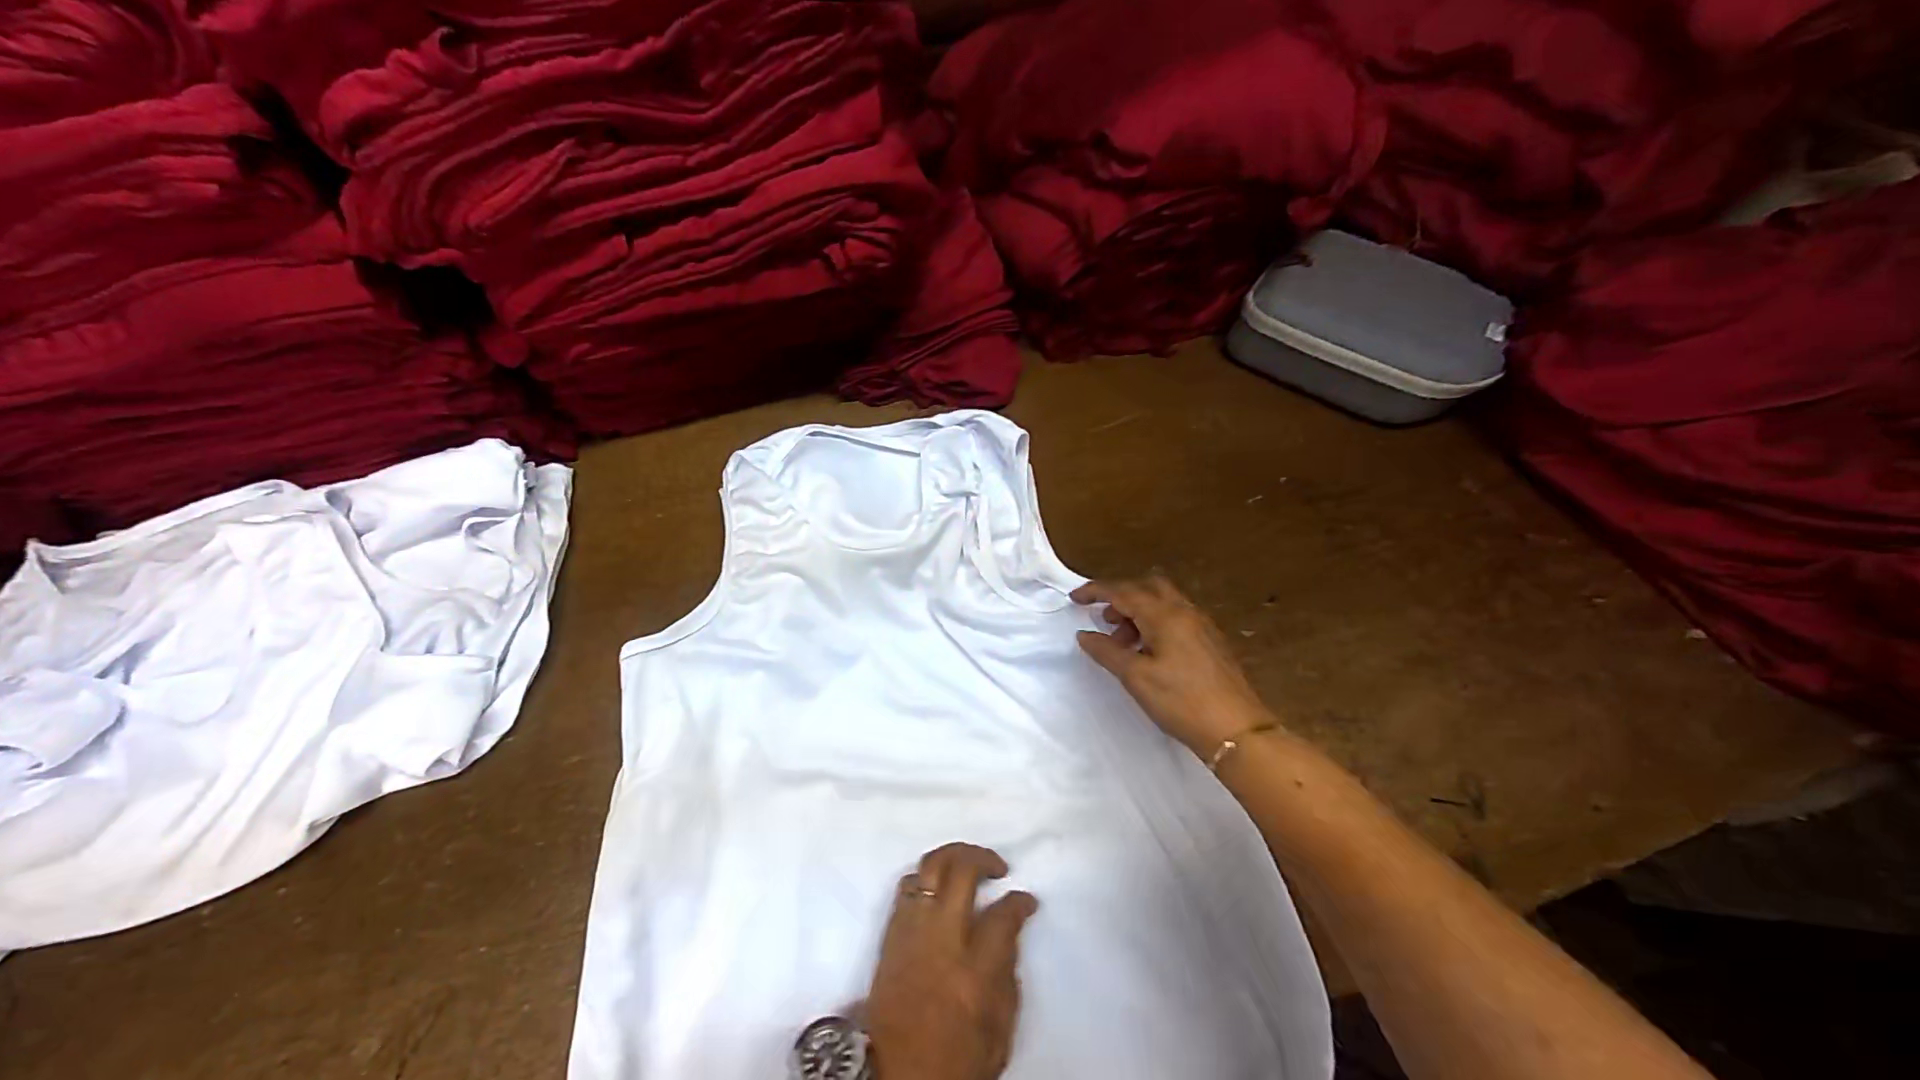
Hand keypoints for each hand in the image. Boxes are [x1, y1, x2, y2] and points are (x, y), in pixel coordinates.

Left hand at [866, 843, 1037, 1079]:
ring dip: (954, 856)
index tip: (1026, 901)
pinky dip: (927, 877)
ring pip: (931, 867)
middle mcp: (942, 940)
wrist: (887, 1076)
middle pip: (962, 871)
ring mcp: (912, 931)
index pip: (1003, 916)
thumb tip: (1011, 941)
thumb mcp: (996, 1039)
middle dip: (985, 858)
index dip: (1020, 902)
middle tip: (1000, 868)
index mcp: (974, 973)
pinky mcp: (890, 931)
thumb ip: (1008, 985)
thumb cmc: (948, 1063)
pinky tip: (940, 889)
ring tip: (970, 865)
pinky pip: (909, 885)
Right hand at [1072, 575, 1276, 755]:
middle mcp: (1185, 612)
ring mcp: (1202, 626)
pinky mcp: (1211, 642)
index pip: (1123, 591)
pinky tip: (1149, 653)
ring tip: (1123, 644)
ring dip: (1138, 613)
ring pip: (1164, 603)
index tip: (1074, 599)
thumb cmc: (1181, 702)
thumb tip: (1085, 634)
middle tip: (1105, 620)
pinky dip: (1156, 624)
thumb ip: (1107, 651)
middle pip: (1147, 587)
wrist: (1237, 731)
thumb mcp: (1136, 678)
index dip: (1096, 591)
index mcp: (1165, 615)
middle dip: (1121, 598)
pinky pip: (1177, 618)